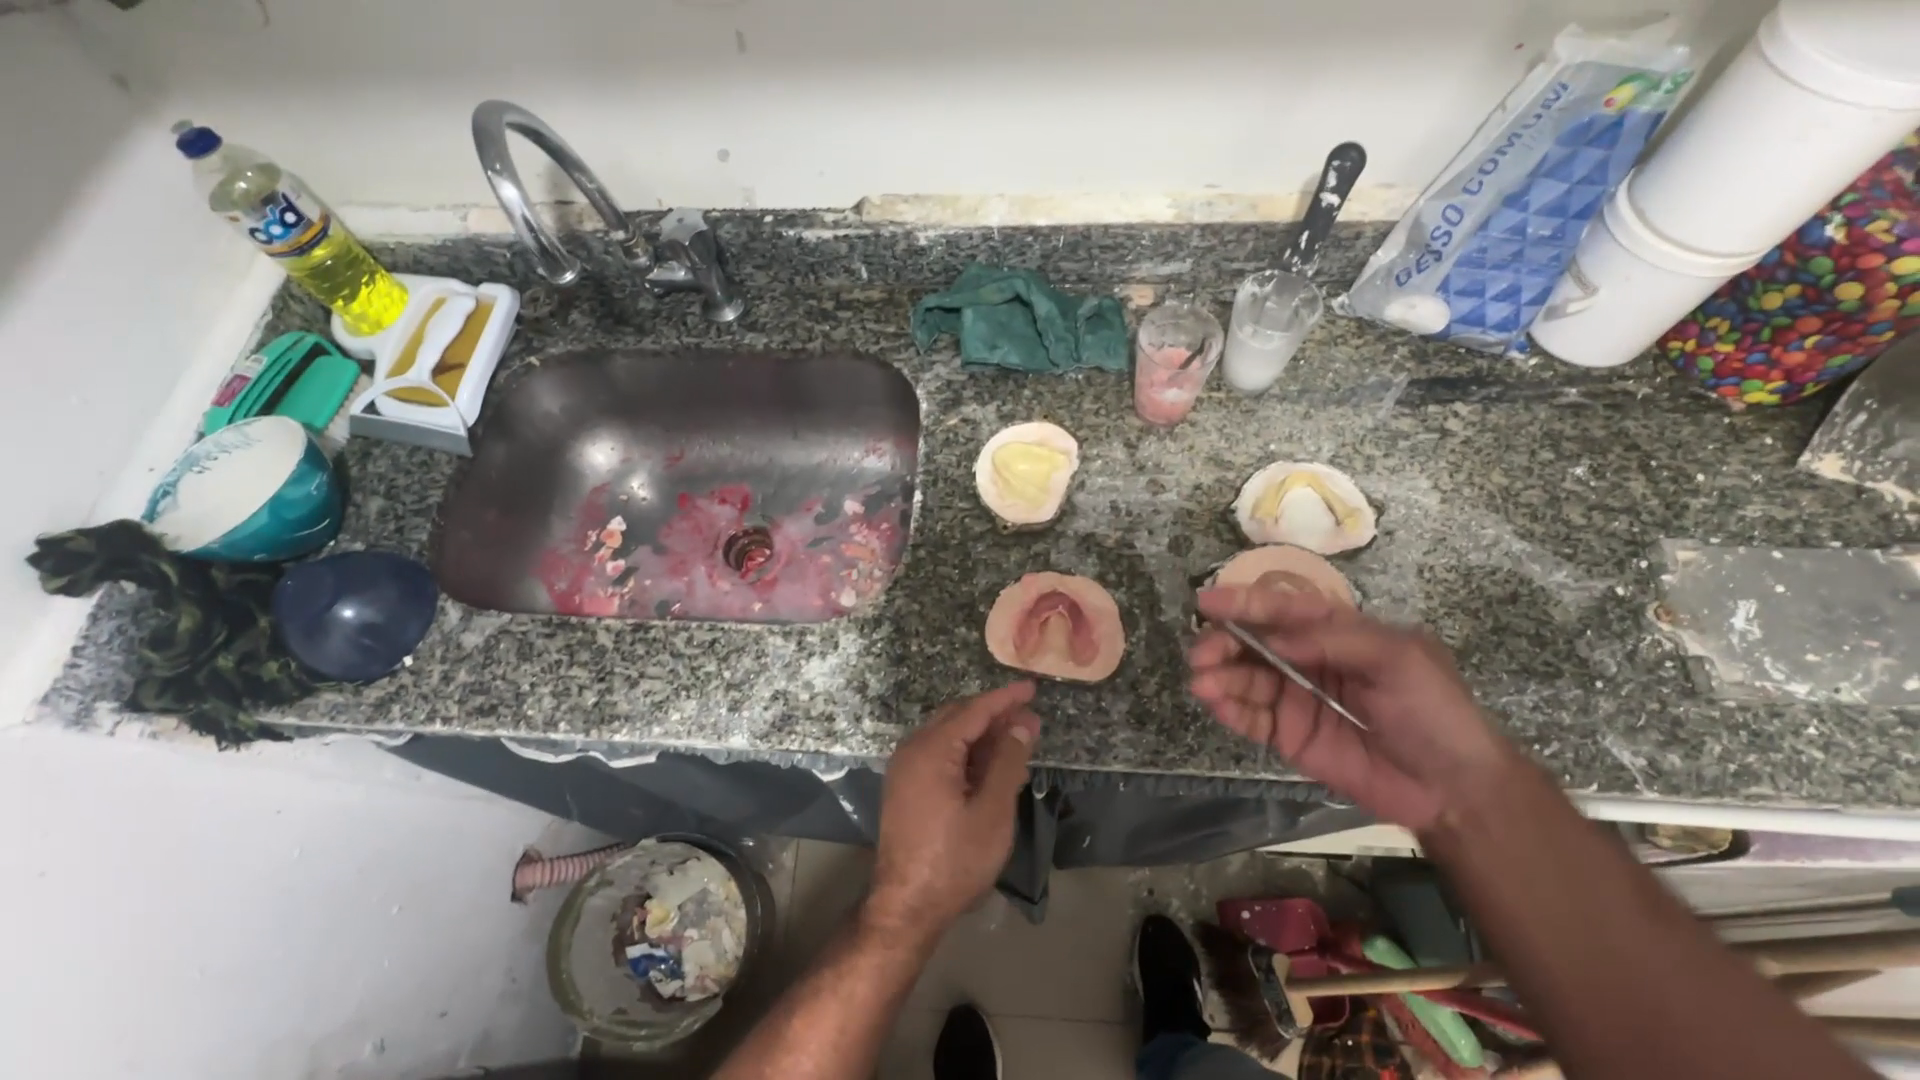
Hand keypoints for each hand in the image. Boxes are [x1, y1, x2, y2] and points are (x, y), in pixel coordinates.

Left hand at [865, 681, 1041, 942]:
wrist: (907, 906)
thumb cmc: (955, 860)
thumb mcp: (992, 811)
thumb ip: (1008, 761)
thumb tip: (1022, 723)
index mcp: (931, 750)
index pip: (974, 711)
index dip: (1005, 698)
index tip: (1033, 688)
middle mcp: (912, 751)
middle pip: (957, 718)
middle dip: (994, 714)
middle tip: (1029, 717)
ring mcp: (904, 771)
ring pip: (947, 737)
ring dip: (981, 734)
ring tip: (1016, 739)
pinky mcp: (905, 789)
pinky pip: (938, 755)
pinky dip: (965, 753)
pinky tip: (989, 765)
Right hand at [1188, 587, 1518, 831]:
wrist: (1454, 788)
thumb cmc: (1435, 711)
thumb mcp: (1398, 658)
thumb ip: (1335, 640)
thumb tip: (1274, 640)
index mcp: (1339, 633)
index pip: (1286, 609)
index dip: (1246, 602)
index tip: (1208, 602)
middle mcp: (1311, 661)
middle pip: (1256, 643)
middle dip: (1225, 643)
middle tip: (1202, 653)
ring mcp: (1298, 700)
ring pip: (1246, 679)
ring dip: (1220, 676)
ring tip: (1202, 681)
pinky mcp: (1290, 737)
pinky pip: (1251, 718)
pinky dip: (1229, 708)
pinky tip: (1214, 701)